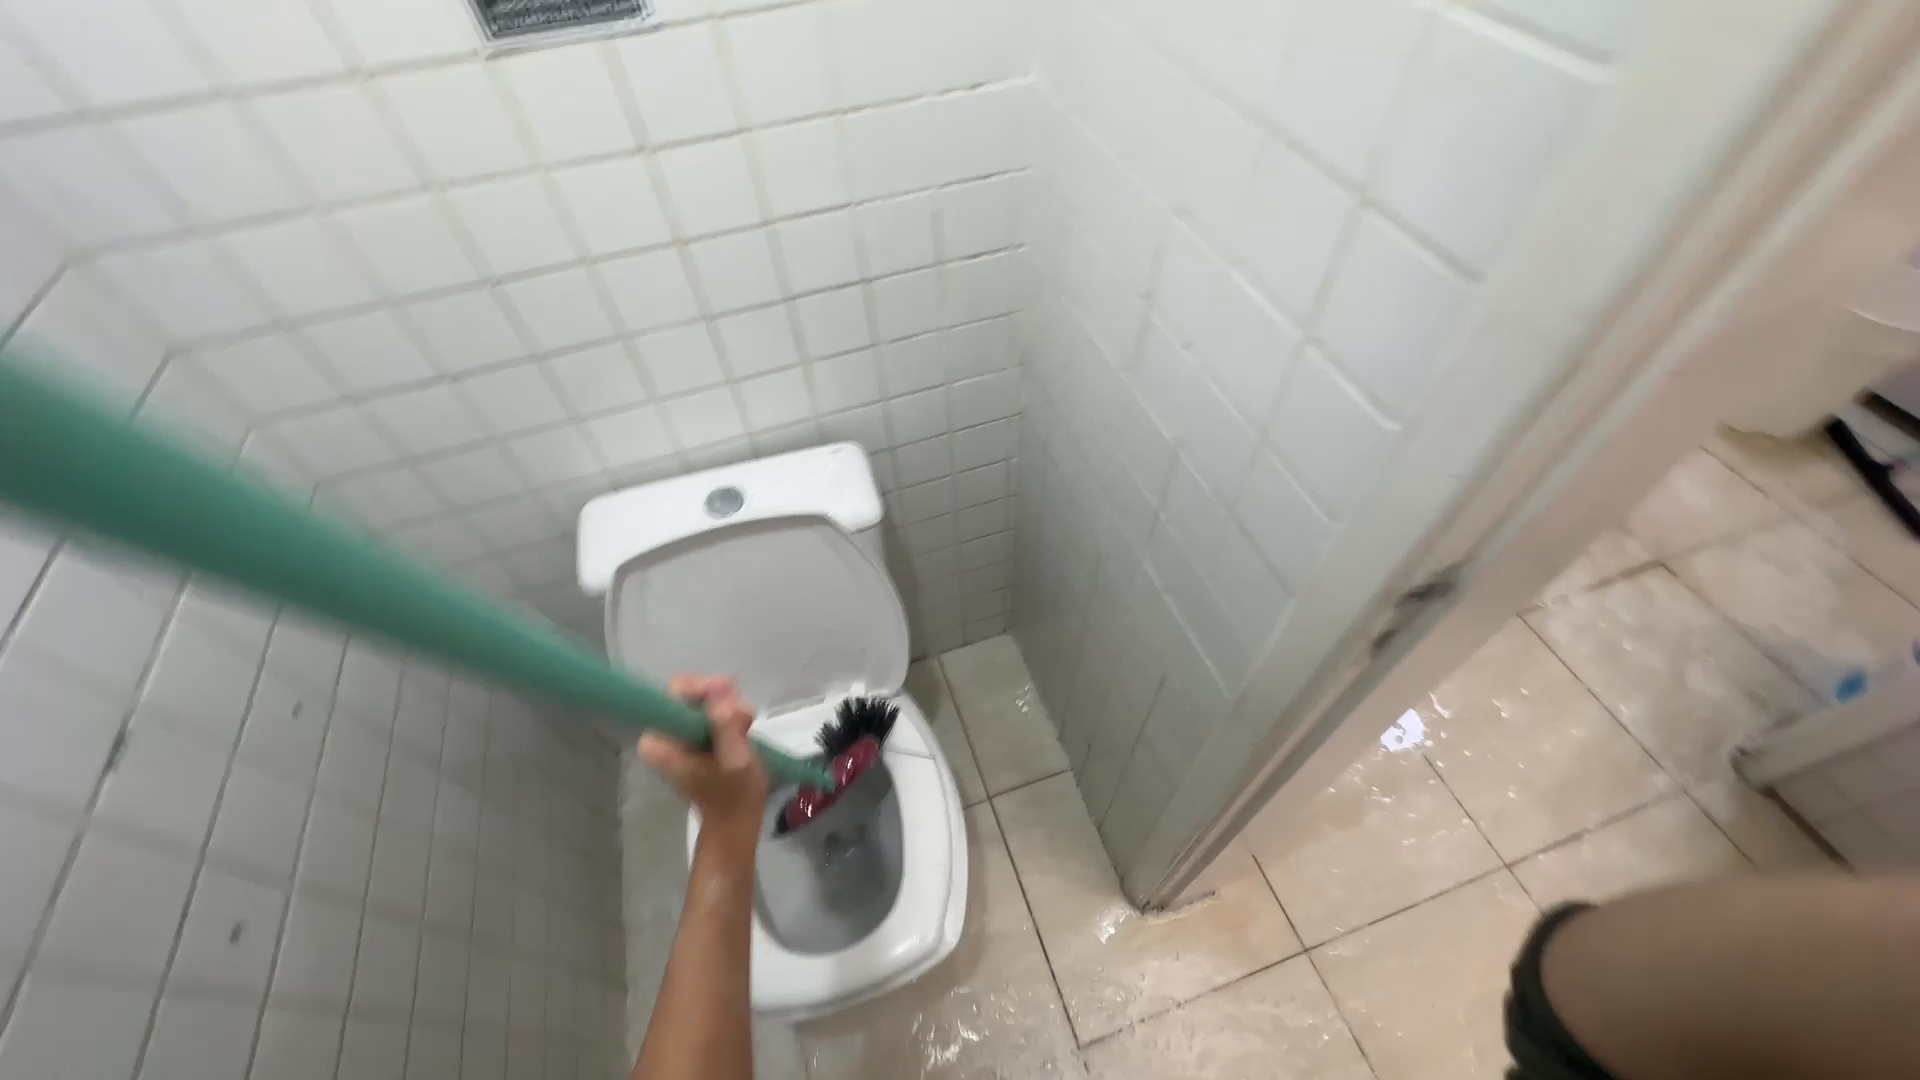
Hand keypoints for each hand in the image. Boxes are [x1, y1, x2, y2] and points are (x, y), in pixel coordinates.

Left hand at [640, 674, 768, 839]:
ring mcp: (675, 734)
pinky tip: (741, 732)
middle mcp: (660, 733)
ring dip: (730, 709)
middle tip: (745, 721)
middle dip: (723, 702)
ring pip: (704, 699)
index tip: (731, 704)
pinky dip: (729, 715)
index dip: (705, 689)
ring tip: (745, 730)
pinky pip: (709, 709)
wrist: (735, 821)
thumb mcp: (736, 759)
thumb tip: (720, 683)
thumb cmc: (735, 796)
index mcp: (659, 741)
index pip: (676, 691)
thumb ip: (726, 723)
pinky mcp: (689, 736)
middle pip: (691, 692)